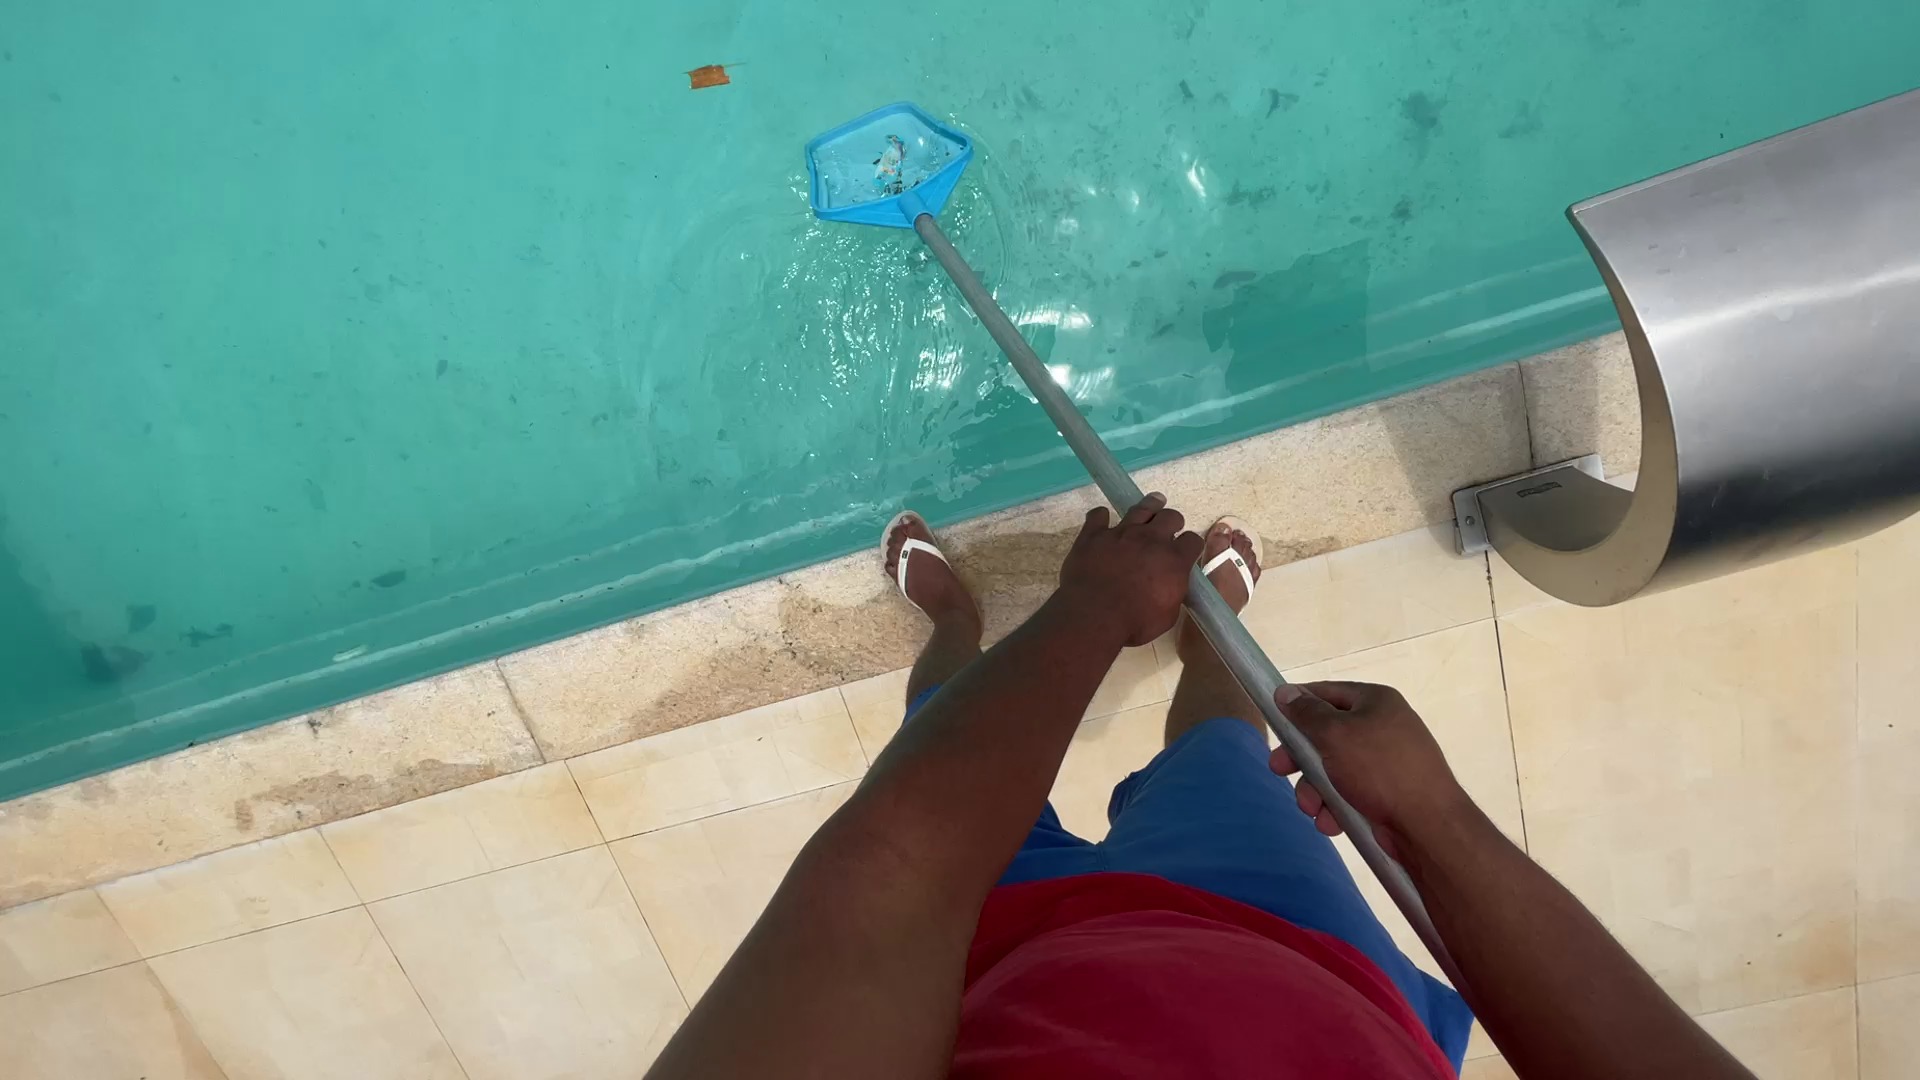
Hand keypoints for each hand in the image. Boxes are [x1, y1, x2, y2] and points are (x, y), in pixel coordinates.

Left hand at [1057, 493, 1204, 646]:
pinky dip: (1100, 516)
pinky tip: (1100, 519)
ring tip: (1154, 501)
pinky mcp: (1093, 535)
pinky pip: (1097, 516)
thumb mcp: (1167, 614)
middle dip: (1172, 520)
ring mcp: (1120, 533)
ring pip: (1140, 509)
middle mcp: (1150, 539)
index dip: (1190, 544)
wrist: (1095, 613)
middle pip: (1169, 517)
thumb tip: (1171, 585)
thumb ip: (1172, 592)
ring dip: (1149, 505)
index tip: (1186, 549)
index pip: (1192, 541)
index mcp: (1173, 560)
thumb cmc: (1135, 622)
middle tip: (1170, 524)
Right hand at [1267, 681, 1470, 856]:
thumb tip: (1285, 692)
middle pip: (1326, 734)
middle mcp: (1383, 726)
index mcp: (1376, 701)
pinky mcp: (1389, 791)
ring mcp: (1388, 761)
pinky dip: (1335, 804)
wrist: (1430, 828)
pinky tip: (1329, 822)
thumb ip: (1305, 713)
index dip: (1297, 704)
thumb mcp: (1334, 734)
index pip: (1326, 692)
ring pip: (1334, 766)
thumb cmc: (1379, 769)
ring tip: (1311, 808)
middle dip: (1300, 758)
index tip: (1275, 721)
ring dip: (1314, 788)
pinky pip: (1351, 790)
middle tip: (1279, 770)